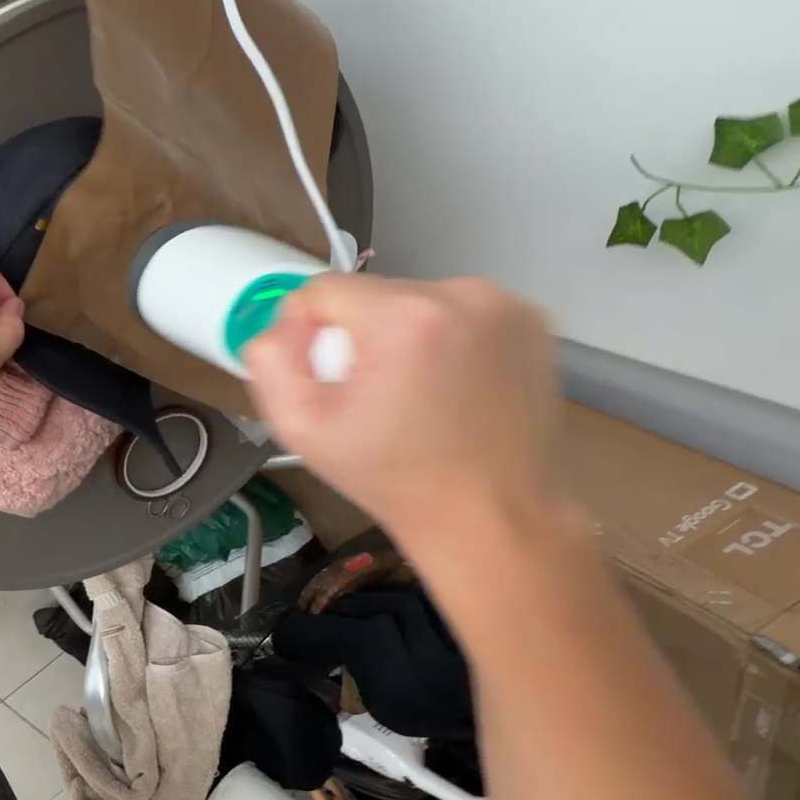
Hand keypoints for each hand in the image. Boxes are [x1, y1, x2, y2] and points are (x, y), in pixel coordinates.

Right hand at [242, 274, 560, 537]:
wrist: (489, 510)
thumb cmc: (393, 475)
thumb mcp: (298, 427)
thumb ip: (269, 361)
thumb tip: (284, 325)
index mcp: (403, 318)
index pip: (321, 289)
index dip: (309, 333)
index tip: (331, 379)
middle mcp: (462, 296)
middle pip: (369, 294)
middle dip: (357, 336)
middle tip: (369, 394)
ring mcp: (504, 306)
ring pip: (410, 301)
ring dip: (397, 337)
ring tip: (411, 393)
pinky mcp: (530, 319)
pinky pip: (454, 312)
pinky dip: (440, 340)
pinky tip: (445, 387)